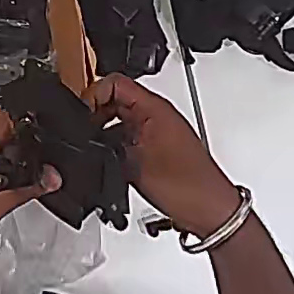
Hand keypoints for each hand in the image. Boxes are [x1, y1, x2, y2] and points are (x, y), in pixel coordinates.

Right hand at [91, 74, 241, 237]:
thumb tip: (91, 140)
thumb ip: (107, 148)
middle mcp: (157, 114)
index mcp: (154, 108)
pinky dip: (117, 143)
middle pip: (116, 98)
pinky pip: (130, 134)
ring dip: (105, 129)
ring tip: (96, 148)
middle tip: (85, 133)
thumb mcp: (135, 166)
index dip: (94, 95)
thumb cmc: (188, 187)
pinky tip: (111, 161)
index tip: (83, 114)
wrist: (211, 210)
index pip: (115, 82)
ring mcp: (158, 129)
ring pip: (122, 117)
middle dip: (96, 113)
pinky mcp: (159, 144)